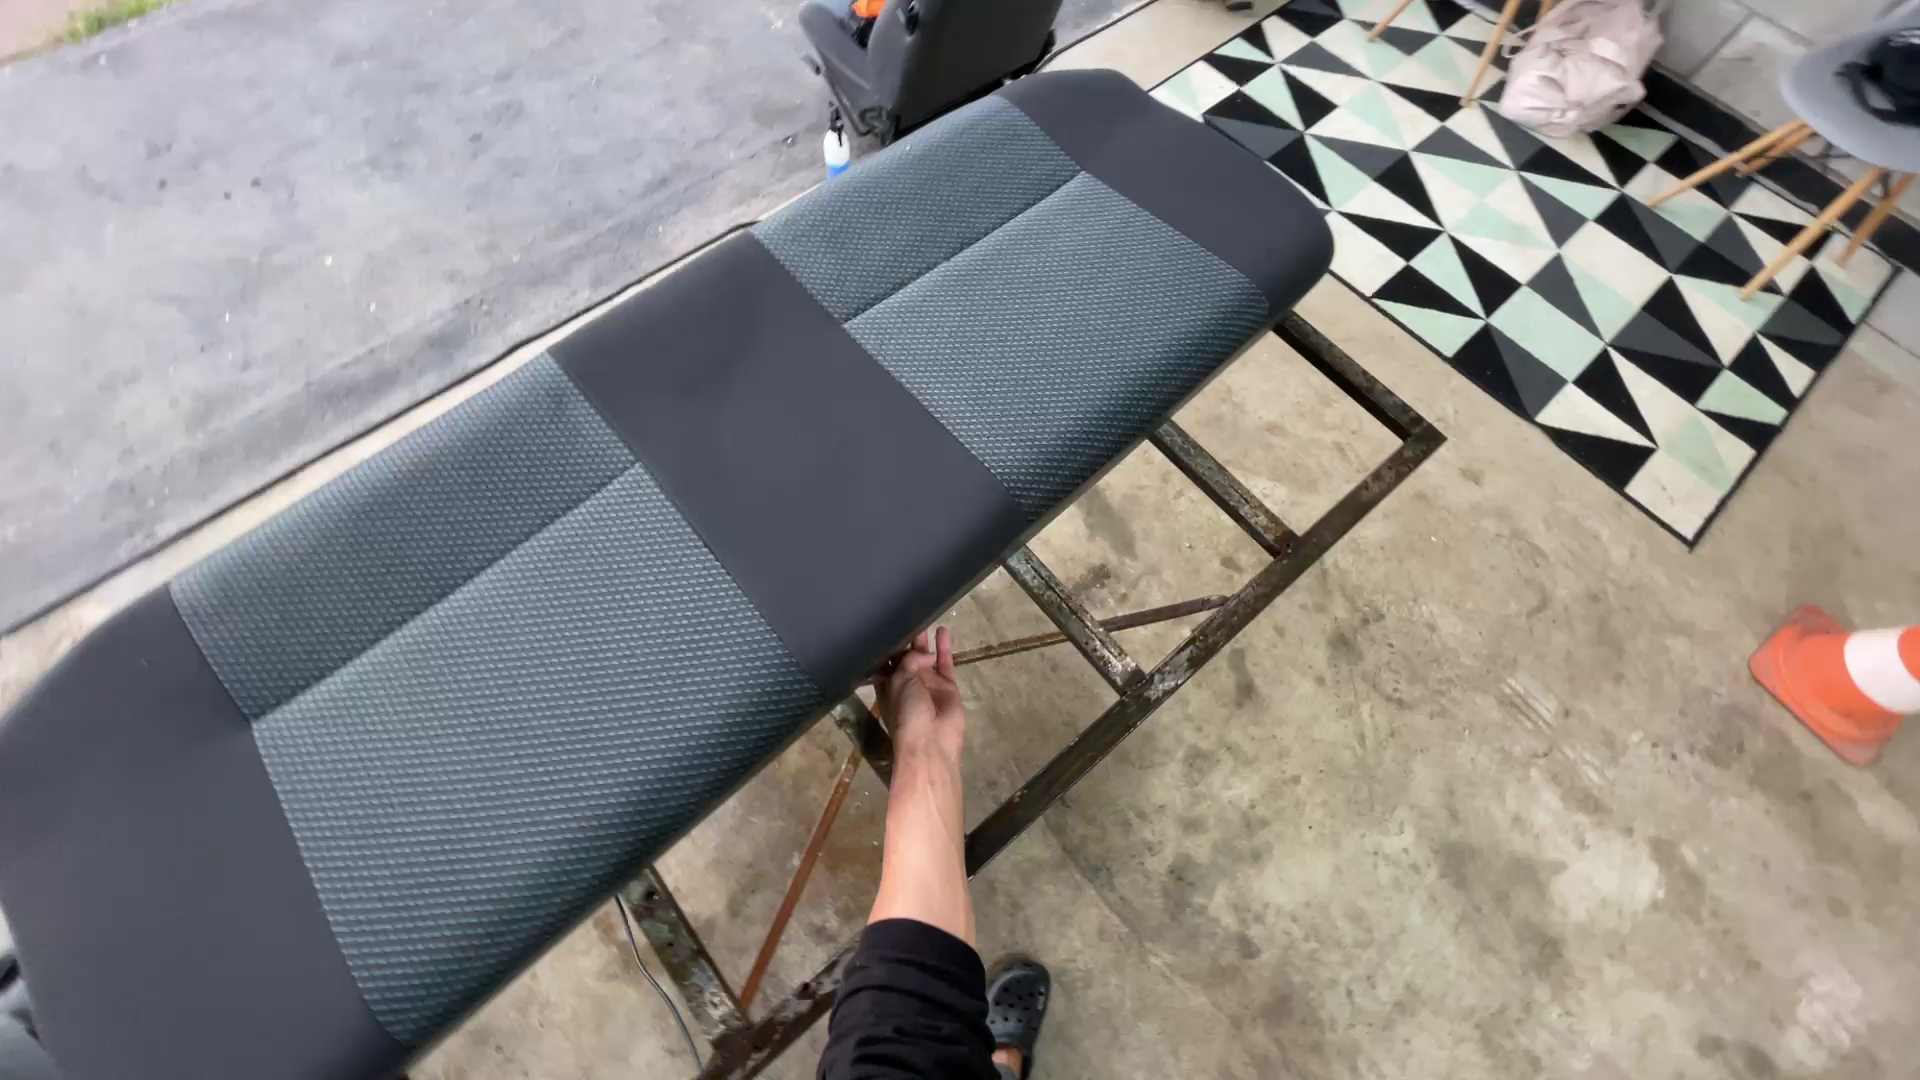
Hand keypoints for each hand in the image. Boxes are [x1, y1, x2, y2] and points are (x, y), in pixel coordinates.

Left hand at [875, 627, 963, 764]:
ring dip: (925, 641)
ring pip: (927, 657)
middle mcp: (908, 683)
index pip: (887, 662)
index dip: (888, 646)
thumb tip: (928, 654)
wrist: (931, 740)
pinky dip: (944, 648)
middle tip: (907, 617)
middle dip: (907, 640)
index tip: (887, 626)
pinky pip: (945, 662)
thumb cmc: (907, 712)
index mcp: (889, 686)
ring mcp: (928, 684)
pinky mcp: (947, 686)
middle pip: (907, 657)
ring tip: (924, 618)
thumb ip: (910, 660)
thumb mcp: (900, 680)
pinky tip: (944, 631)